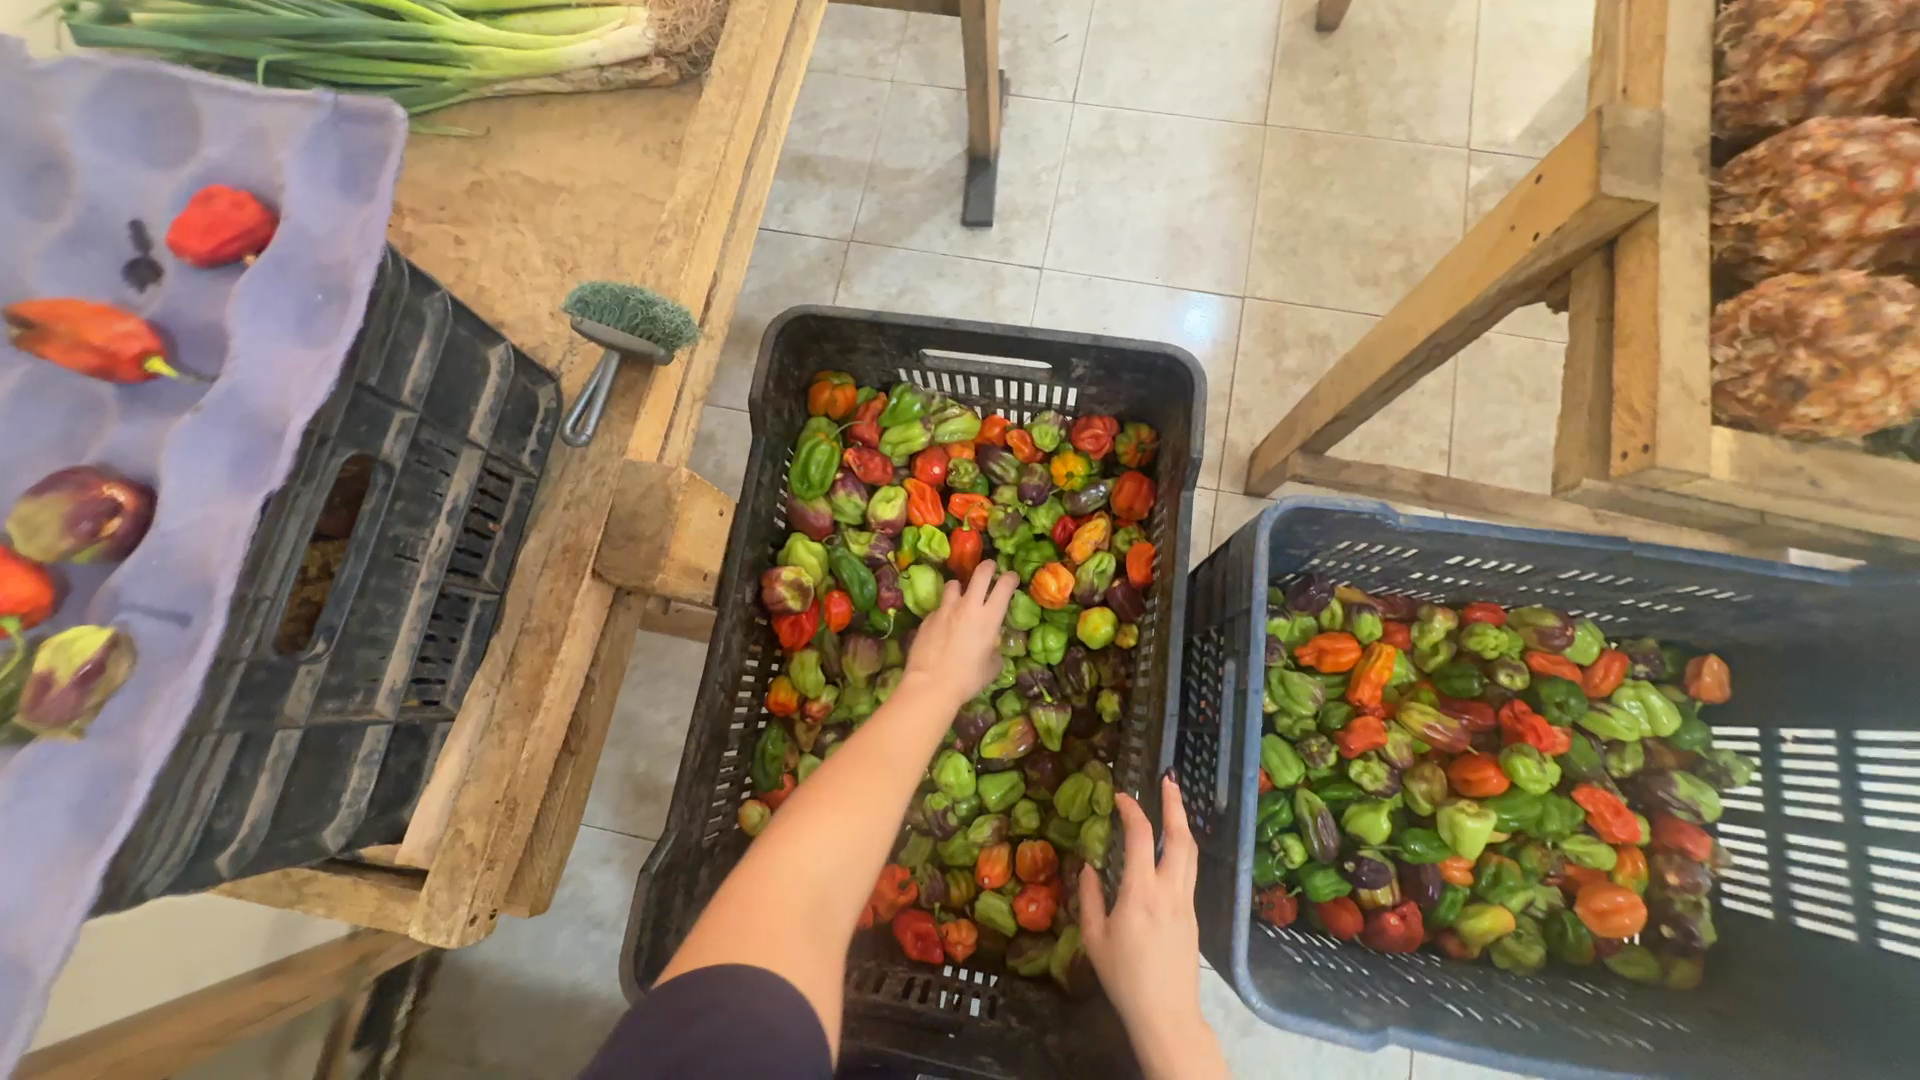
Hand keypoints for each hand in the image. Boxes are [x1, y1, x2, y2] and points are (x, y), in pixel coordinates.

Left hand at [902, 561, 1018, 706]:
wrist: (931, 684)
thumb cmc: (968, 678)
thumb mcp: (992, 667)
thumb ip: (994, 650)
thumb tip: (990, 647)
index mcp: (989, 617)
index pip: (1004, 586)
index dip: (1010, 578)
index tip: (1011, 577)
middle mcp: (968, 606)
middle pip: (980, 573)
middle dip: (988, 567)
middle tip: (990, 568)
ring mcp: (945, 609)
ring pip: (954, 584)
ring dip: (960, 587)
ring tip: (961, 596)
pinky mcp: (928, 617)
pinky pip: (939, 607)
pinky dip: (944, 611)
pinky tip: (943, 625)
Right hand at [1079, 775, 1225, 1079]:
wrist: (1166, 1014)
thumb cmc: (1124, 977)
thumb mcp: (1093, 937)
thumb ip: (1088, 897)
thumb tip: (1088, 866)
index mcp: (1141, 893)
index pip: (1141, 838)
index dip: (1132, 810)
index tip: (1121, 795)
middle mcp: (1169, 891)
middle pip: (1180, 838)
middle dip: (1175, 805)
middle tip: (1169, 780)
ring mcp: (1186, 902)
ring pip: (1191, 853)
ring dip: (1184, 823)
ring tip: (1175, 802)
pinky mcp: (1193, 915)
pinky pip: (1189, 872)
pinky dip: (1182, 848)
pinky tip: (1172, 846)